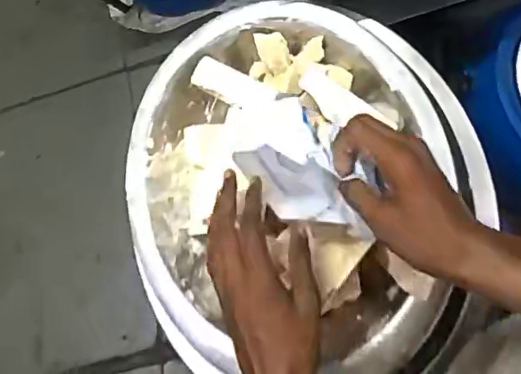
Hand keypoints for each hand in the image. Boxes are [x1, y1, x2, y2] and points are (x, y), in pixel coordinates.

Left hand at [205, 172, 319, 373]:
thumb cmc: (296, 343)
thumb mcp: (308, 304)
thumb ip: (302, 264)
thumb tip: (298, 228)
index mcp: (257, 276)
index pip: (248, 228)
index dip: (250, 201)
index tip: (255, 181)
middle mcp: (235, 278)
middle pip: (223, 230)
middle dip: (224, 200)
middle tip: (228, 176)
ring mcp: (225, 289)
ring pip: (213, 244)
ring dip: (215, 216)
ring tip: (221, 196)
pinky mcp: (222, 299)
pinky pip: (211, 260)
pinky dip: (213, 238)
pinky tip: (218, 232)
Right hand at [332, 116, 485, 280]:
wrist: (466, 249)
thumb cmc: (423, 237)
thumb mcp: (382, 221)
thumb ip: (357, 195)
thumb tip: (345, 182)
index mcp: (396, 153)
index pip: (356, 127)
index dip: (341, 146)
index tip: (343, 175)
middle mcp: (407, 142)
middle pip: (366, 122)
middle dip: (348, 142)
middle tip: (345, 172)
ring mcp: (417, 148)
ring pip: (379, 130)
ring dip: (362, 146)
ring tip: (359, 177)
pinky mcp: (423, 159)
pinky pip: (391, 142)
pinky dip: (376, 152)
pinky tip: (377, 180)